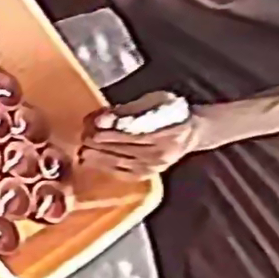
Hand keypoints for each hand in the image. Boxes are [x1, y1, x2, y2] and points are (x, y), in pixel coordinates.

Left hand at [79, 91, 214, 178]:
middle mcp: (161, 155)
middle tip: (85, 133)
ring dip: (91, 152)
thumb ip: (127, 110)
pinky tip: (90, 155)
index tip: (93, 124)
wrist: (193, 134)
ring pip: (111, 161)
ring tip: (84, 143)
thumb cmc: (169, 114)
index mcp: (168, 135)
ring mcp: (152, 167)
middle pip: (115, 148)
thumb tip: (100, 120)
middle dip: (94, 140)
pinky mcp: (143, 175)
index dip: (105, 130)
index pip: (128, 136)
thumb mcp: (155, 102)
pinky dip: (97, 163)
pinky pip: (114, 171)